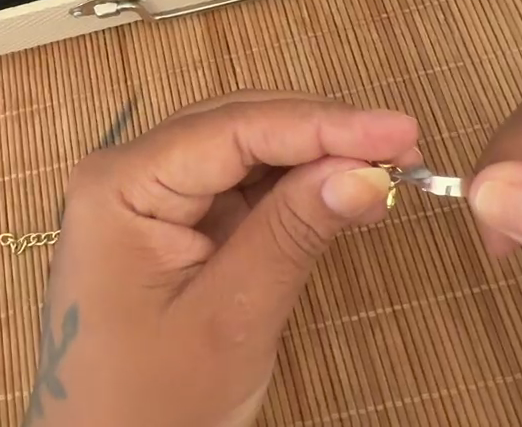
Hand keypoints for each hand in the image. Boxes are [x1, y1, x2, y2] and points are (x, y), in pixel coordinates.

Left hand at [25, 93, 420, 426]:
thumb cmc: (150, 405)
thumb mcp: (228, 321)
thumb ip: (292, 234)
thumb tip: (365, 173)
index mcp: (122, 182)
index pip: (234, 128)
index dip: (322, 123)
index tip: (397, 127)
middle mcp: (130, 168)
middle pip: (238, 123)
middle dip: (321, 131)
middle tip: (399, 144)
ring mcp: (150, 190)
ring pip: (243, 145)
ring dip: (312, 153)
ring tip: (382, 166)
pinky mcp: (172, 215)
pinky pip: (239, 180)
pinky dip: (292, 185)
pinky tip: (338, 190)